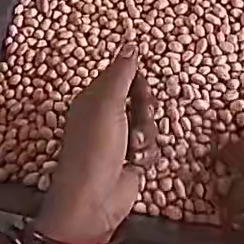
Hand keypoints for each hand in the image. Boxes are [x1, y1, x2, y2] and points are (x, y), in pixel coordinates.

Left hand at [36, 44, 153, 243]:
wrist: (95, 199)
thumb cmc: (94, 148)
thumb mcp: (107, 104)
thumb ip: (121, 73)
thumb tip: (131, 44)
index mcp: (93, 98)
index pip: (121, 75)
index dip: (135, 80)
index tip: (140, 87)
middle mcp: (106, 115)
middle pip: (138, 98)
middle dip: (144, 110)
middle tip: (136, 122)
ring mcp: (119, 138)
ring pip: (148, 122)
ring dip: (145, 134)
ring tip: (133, 147)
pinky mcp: (132, 158)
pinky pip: (150, 145)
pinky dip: (146, 153)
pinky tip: (136, 162)